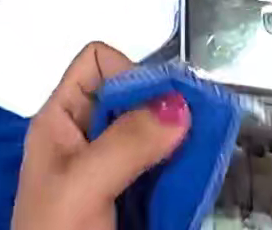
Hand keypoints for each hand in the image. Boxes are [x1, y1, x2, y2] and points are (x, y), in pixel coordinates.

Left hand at [13, 42, 191, 229]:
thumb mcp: (83, 186)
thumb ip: (127, 143)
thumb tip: (179, 101)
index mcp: (61, 120)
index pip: (96, 64)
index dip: (130, 73)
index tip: (163, 106)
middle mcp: (86, 138)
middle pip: (130, 99)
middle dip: (166, 109)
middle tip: (204, 128)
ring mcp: (112, 173)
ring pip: (154, 137)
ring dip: (182, 143)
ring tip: (210, 154)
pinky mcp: (137, 207)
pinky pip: (165, 176)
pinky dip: (185, 176)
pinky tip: (202, 182)